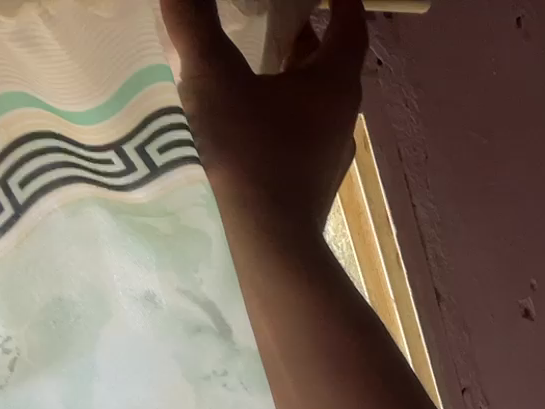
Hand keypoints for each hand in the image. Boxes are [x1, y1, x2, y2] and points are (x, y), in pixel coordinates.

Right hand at [160, 0, 368, 240]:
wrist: (269, 249)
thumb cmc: (249, 156)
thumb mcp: (214, 78)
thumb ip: (194, 22)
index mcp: (334, 84)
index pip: (350, 24)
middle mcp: (341, 121)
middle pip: (330, 65)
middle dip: (306, 36)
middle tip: (277, 14)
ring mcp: (328, 161)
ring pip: (313, 107)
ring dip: (291, 81)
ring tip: (257, 64)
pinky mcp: (310, 190)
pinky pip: (299, 140)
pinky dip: (281, 120)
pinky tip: (250, 124)